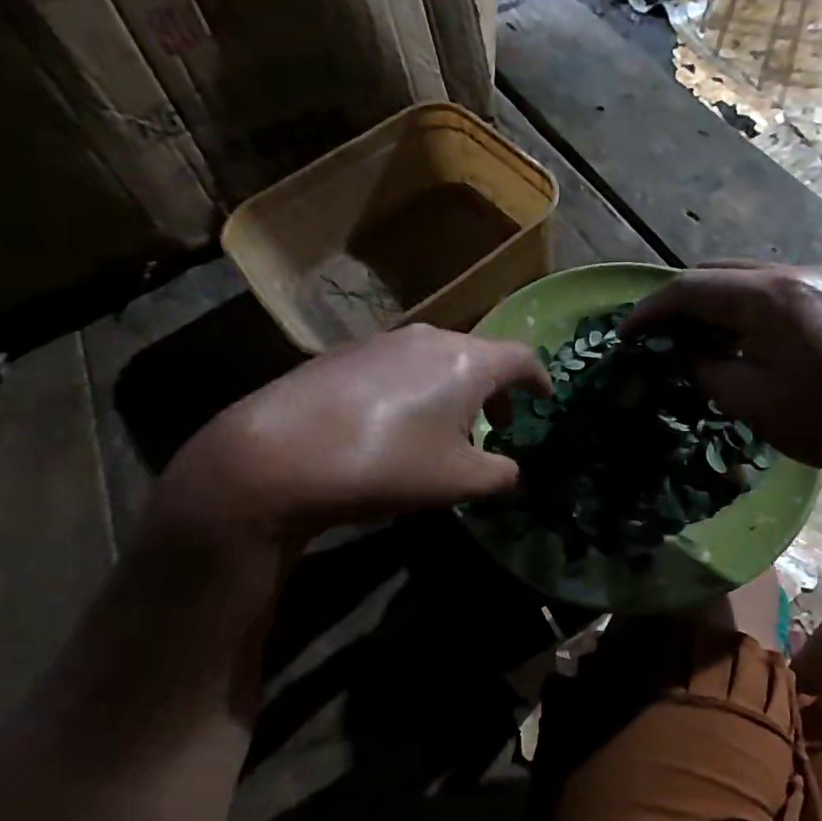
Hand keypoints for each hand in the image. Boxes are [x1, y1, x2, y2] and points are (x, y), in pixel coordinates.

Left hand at [145, 325, 550, 545]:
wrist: (276, 455)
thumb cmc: (387, 465)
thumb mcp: (459, 482)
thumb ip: (500, 473)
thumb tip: (509, 468)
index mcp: (466, 360)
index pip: (522, 357)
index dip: (540, 379)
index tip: (545, 398)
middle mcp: (428, 338)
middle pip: (479, 356)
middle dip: (496, 391)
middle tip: (497, 427)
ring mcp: (382, 342)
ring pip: (437, 360)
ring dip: (454, 391)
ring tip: (446, 431)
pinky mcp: (343, 354)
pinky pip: (400, 367)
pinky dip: (416, 390)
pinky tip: (396, 426)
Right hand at [622, 263, 821, 485]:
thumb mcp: (753, 402)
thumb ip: (706, 370)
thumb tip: (686, 356)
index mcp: (770, 296)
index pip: (692, 288)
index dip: (651, 310)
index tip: (625, 335)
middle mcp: (797, 274)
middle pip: (720, 274)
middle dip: (682, 303)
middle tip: (658, 338)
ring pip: (750, 280)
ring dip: (716, 305)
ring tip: (696, 342)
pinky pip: (778, 293)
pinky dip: (747, 311)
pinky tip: (743, 342)